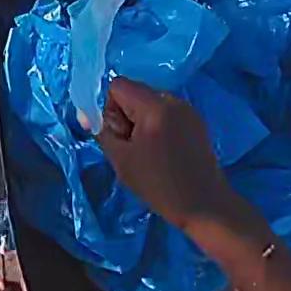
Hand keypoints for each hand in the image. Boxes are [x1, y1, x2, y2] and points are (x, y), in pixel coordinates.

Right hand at [97, 78, 245, 234]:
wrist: (204, 205)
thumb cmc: (159, 185)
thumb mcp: (122, 160)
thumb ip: (102, 130)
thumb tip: (86, 112)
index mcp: (154, 106)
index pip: (118, 85)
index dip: (109, 107)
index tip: (117, 134)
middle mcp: (172, 98)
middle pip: (134, 91)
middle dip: (125, 113)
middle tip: (131, 146)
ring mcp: (186, 107)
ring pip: (149, 101)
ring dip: (140, 118)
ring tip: (148, 150)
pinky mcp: (195, 118)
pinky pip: (165, 109)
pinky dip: (157, 122)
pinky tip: (163, 150)